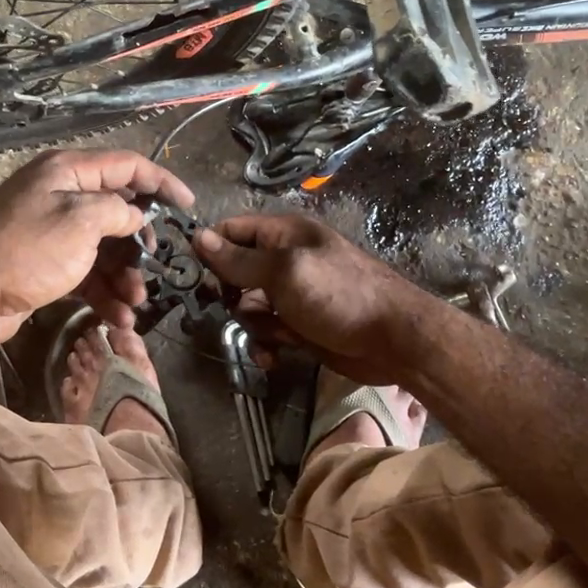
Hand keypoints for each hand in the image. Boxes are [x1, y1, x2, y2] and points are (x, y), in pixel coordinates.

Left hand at [0, 150, 192, 344]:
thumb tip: (134, 216)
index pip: (127, 165)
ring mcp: (50, 232)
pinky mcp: (45, 265)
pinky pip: (85, 273)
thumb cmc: (25, 250)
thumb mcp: (79, 222)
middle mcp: (60, 195)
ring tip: (136, 305)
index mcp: (67, 172)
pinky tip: (119, 319)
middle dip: (139, 243)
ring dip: (124, 276)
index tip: (188, 206)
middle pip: (116, 212)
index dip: (162, 182)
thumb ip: (117, 212)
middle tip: (154, 267)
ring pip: (103, 248)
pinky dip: (103, 293)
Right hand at [193, 213, 421, 384]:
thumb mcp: (284, 272)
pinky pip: (266, 331)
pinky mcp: (299, 326)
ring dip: (249, 324)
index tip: (193, 276)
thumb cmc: (338, 295)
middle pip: (234, 271)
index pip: (231, 231)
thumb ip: (239, 259)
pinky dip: (265, 344)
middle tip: (232, 308)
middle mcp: (284, 260)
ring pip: (247, 306)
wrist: (394, 341)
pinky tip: (273, 356)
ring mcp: (292, 295)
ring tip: (268, 335)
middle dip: (228, 294)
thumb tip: (198, 238)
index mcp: (282, 235)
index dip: (210, 249)